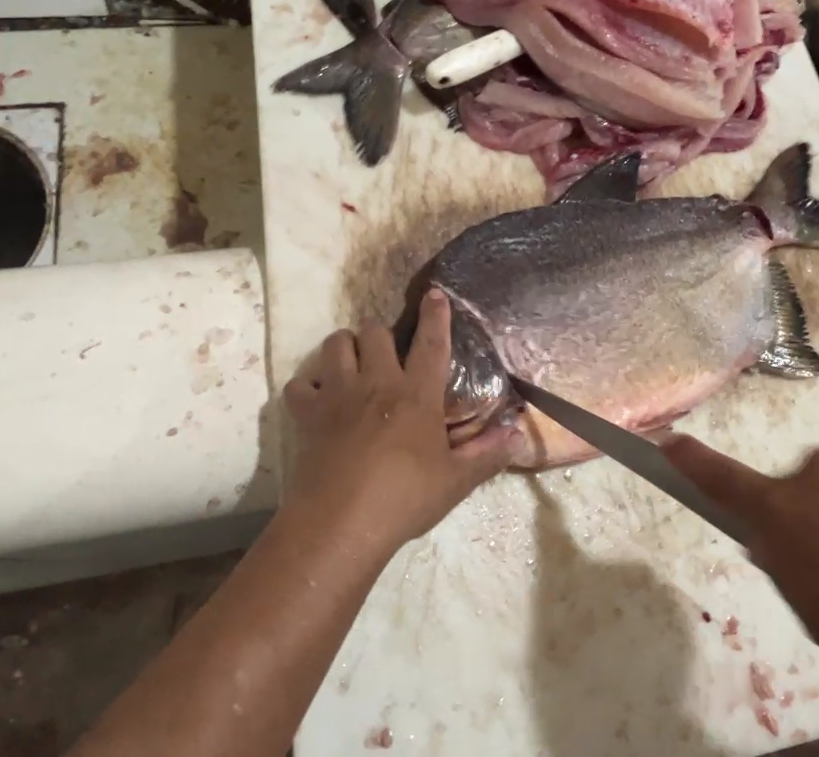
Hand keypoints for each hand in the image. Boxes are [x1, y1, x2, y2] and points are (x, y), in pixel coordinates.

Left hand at [281, 290, 516, 551]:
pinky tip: (315, 398)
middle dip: (381, 334)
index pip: (431, 344)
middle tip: (385, 353)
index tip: (436, 294)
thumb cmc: (404, 499)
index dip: (436, 317)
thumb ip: (487, 454)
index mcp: (416, 395)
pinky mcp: (307, 414)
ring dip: (344, 346)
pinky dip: (307, 386)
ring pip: (335, 345)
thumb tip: (518, 434)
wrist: (340, 523)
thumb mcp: (455, 481)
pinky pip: (299, 384)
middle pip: (375, 333)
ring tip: (351, 361)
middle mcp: (376, 384)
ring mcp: (337, 395)